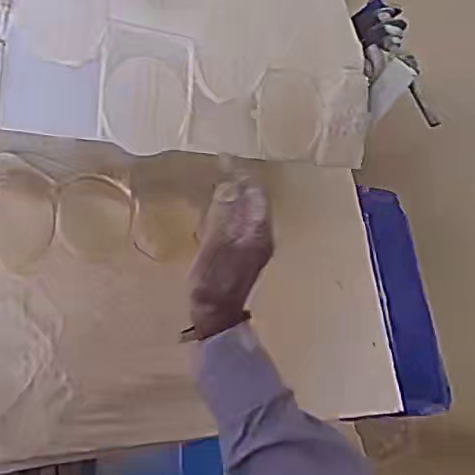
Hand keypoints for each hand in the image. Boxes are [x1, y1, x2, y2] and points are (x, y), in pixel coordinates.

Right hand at [186, 167, 274, 338]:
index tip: (224, 159)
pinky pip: (247, 218)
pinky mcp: (249, 251)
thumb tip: (229, 188)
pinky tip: (222, 203)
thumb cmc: (211, 283)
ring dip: (240, 191)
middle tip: (223, 164)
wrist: (217, 315)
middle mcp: (263, 236)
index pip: (256, 193)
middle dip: (243, 179)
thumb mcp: (213, 247)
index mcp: (257, 233)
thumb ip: (223, 218)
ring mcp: (257, 245)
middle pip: (257, 199)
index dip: (242, 173)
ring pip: (253, 208)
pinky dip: (236, 204)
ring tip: (222, 177)